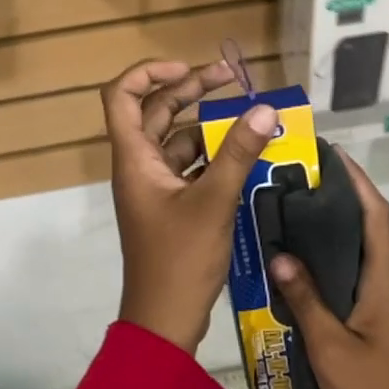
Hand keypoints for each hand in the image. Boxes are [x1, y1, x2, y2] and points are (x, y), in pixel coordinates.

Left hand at [103, 59, 278, 354]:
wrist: (165, 319)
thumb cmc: (181, 259)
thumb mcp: (214, 202)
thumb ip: (238, 153)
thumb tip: (266, 109)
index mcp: (135, 159)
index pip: (123, 96)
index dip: (150, 72)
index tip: (191, 70)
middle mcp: (140, 168)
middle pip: (157, 113)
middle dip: (193, 91)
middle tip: (235, 79)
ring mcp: (155, 189)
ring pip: (177, 142)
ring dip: (208, 126)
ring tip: (250, 119)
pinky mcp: (171, 208)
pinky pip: (189, 169)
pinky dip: (213, 157)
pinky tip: (245, 157)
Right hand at [267, 154, 388, 388]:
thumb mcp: (329, 345)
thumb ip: (306, 299)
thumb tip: (281, 255)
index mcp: (383, 280)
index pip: (375, 216)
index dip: (357, 181)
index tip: (331, 156)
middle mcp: (387, 280)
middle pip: (368, 224)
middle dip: (340, 195)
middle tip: (297, 179)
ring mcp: (383, 297)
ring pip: (359, 247)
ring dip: (333, 224)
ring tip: (292, 208)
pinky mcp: (374, 312)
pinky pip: (352, 270)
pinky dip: (330, 254)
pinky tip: (300, 259)